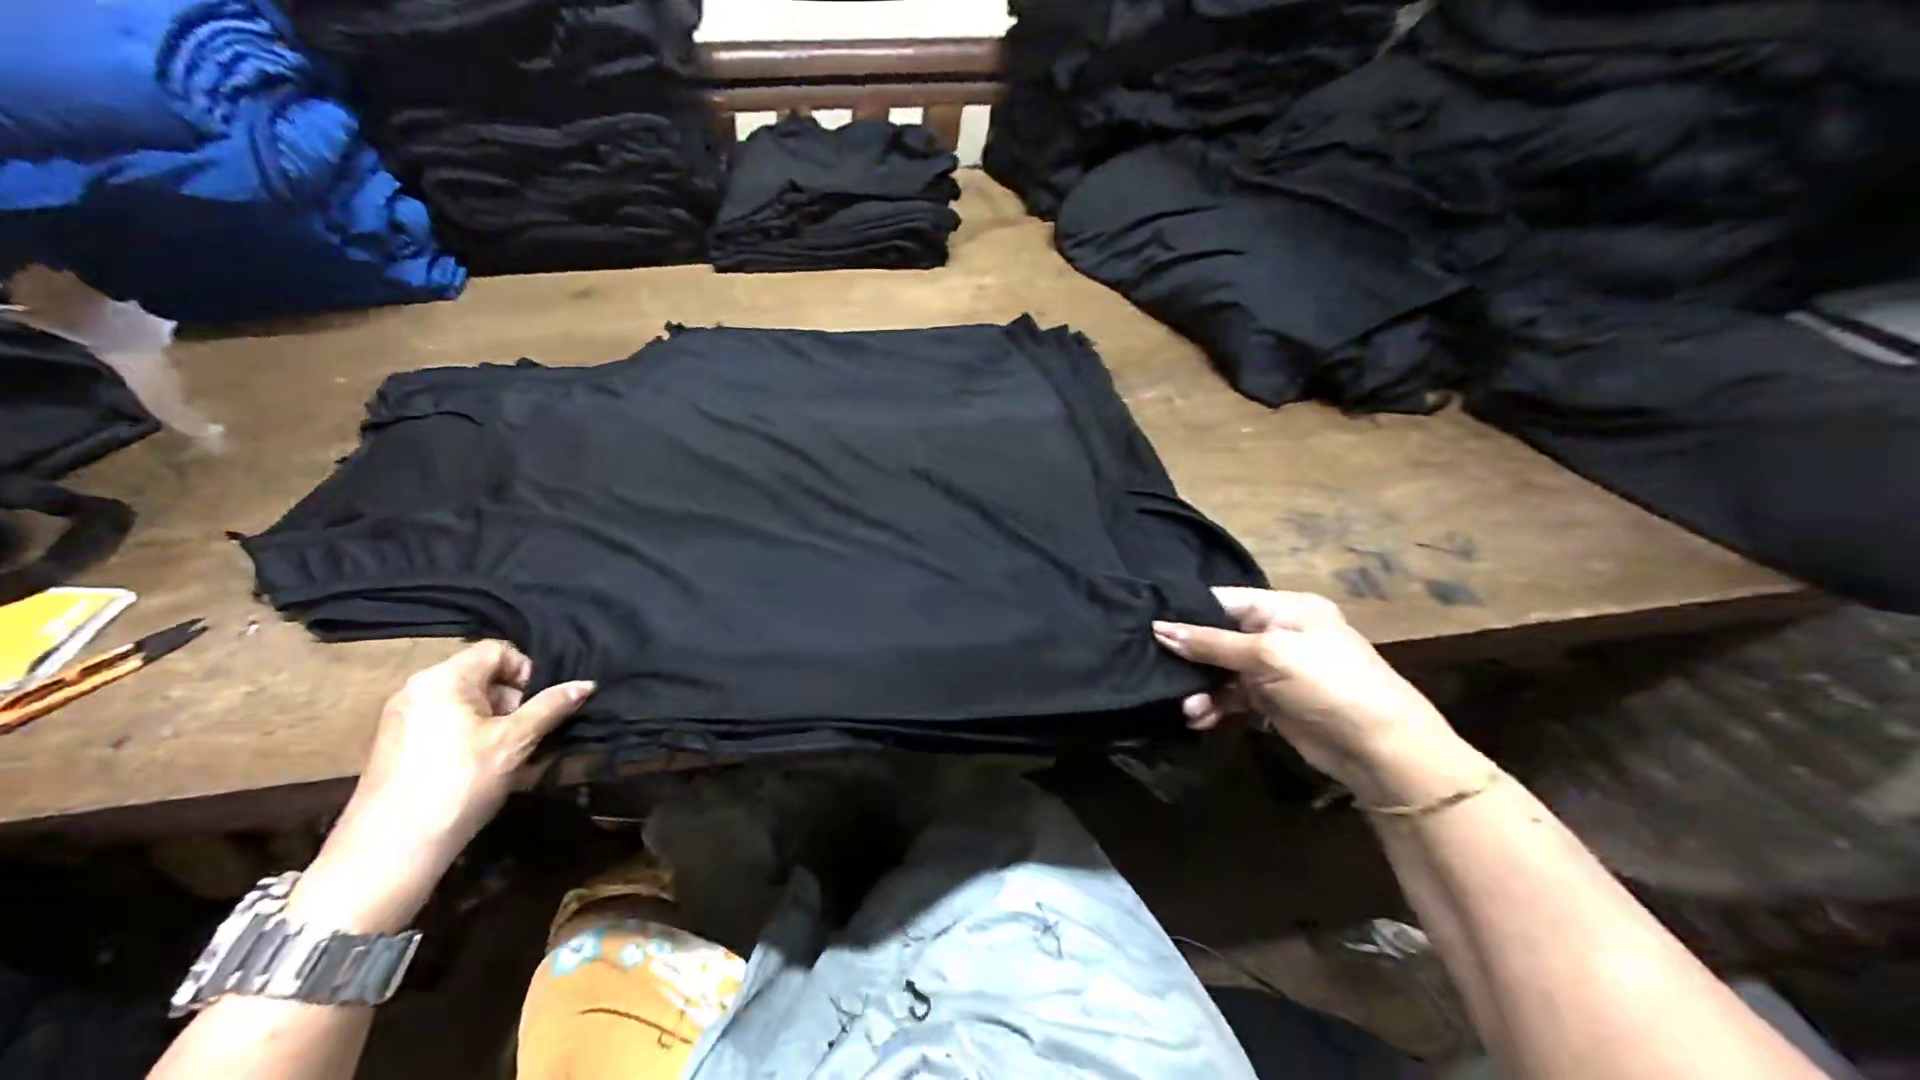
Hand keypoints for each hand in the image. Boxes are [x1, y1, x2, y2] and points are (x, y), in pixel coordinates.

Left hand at [288, 642, 593, 932]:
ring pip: (464, 700)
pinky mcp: (395, 743)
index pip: (498, 651)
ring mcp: (401, 716)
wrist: (390, 850)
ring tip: (497, 755)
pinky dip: (466, 734)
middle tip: (516, 735)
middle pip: (481, 674)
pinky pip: (443, 720)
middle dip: (509, 699)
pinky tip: (471, 768)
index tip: (530, 709)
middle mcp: (416, 688)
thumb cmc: (459, 783)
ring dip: (491, 719)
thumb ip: (551, 707)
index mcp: (442, 678)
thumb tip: (586, 684)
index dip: (525, 673)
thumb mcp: (515, 742)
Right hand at [1153, 588, 1469, 801]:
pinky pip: (1232, 696)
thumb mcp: (1266, 655)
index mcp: (1284, 607)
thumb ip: (1210, 643)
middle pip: (1218, 636)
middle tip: (1158, 670)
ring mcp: (1275, 668)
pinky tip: (1201, 718)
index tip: (1147, 624)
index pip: (1223, 600)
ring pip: (1221, 670)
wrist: (1380, 749)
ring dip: (1201, 688)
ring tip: (1187, 707)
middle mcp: (1278, 632)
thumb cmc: (1326, 683)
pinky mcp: (1272, 700)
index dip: (1187, 612)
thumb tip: (1158, 628)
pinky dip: (1215, 706)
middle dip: (1190, 657)